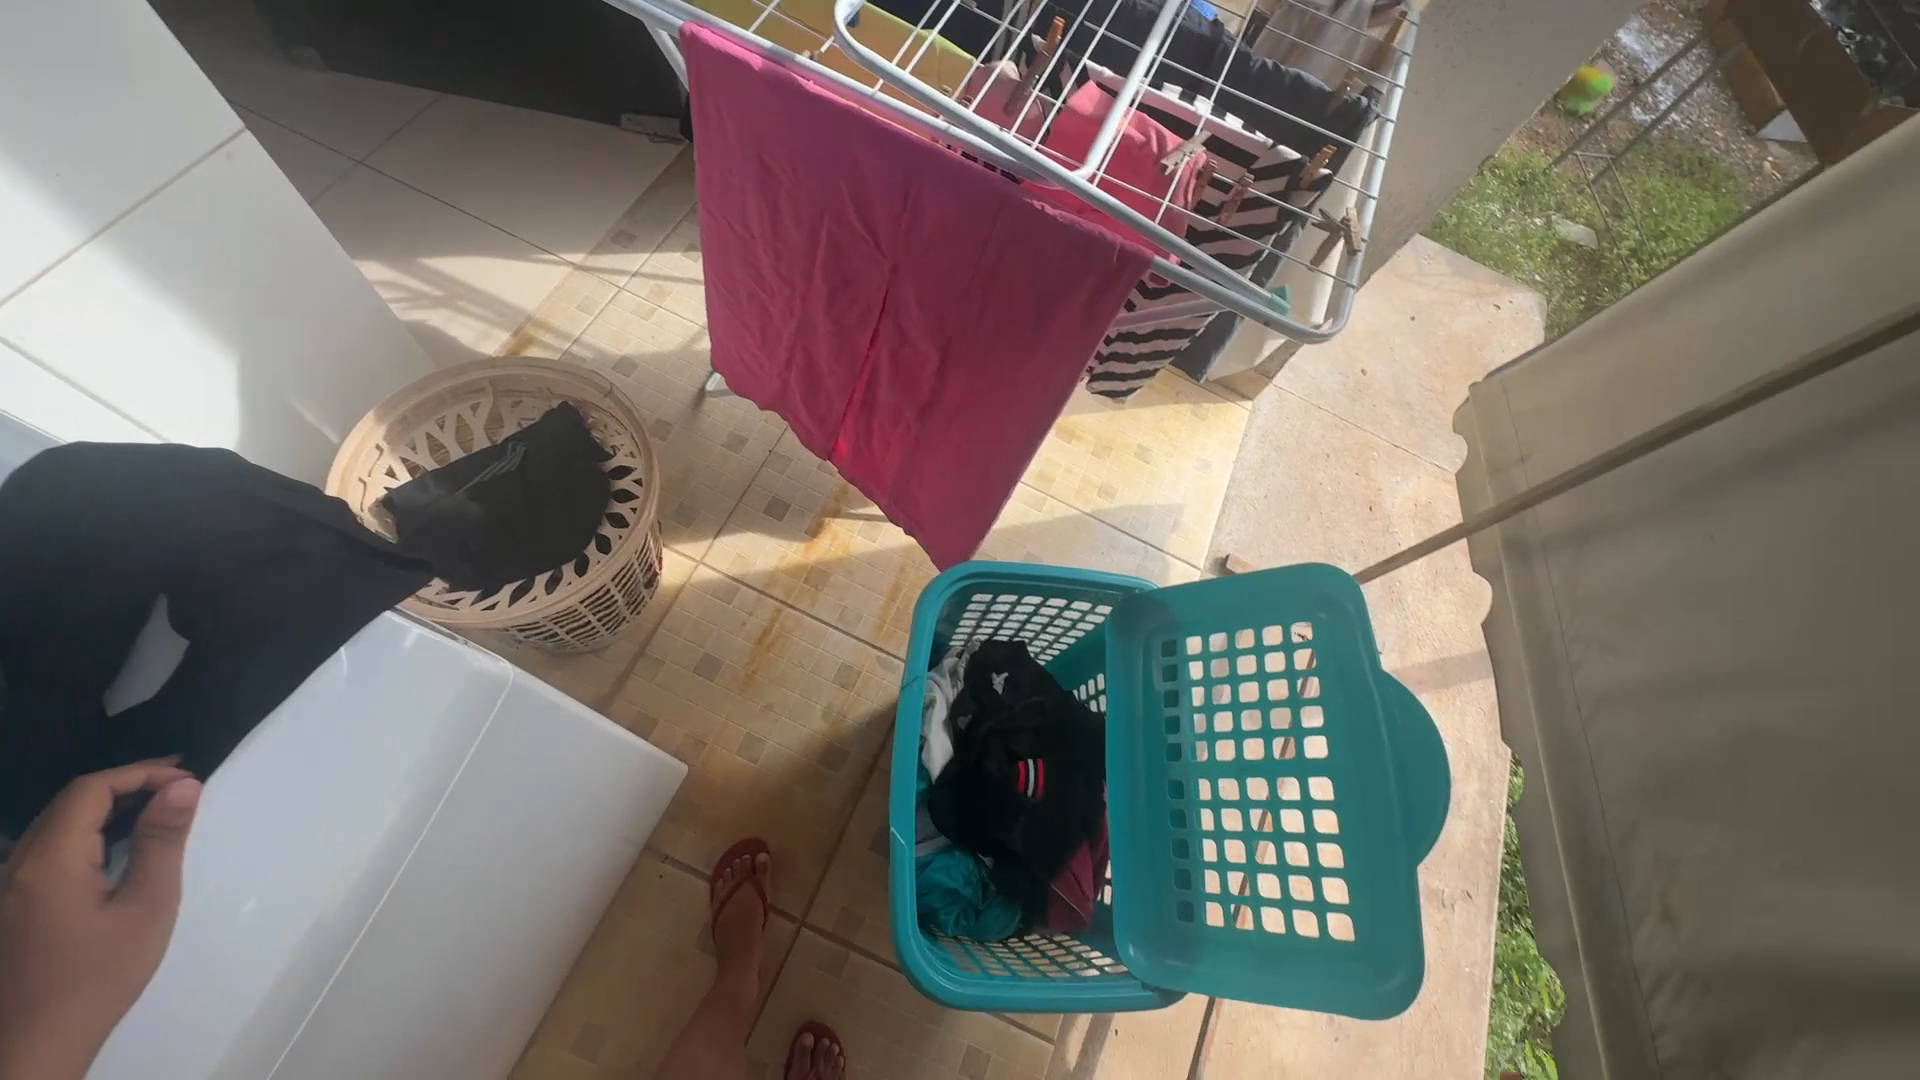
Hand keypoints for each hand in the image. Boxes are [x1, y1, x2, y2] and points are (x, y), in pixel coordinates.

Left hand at [0, 762, 201, 1079]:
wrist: (32, 1046)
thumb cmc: (99, 973)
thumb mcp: (147, 904)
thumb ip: (161, 841)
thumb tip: (184, 785)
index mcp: (48, 864)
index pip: (89, 791)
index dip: (140, 773)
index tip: (189, 779)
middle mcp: (15, 870)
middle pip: (66, 804)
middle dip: (126, 784)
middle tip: (182, 786)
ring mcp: (6, 893)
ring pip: (53, 826)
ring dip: (107, 807)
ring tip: (159, 807)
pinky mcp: (9, 911)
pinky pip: (46, 851)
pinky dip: (88, 832)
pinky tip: (119, 846)